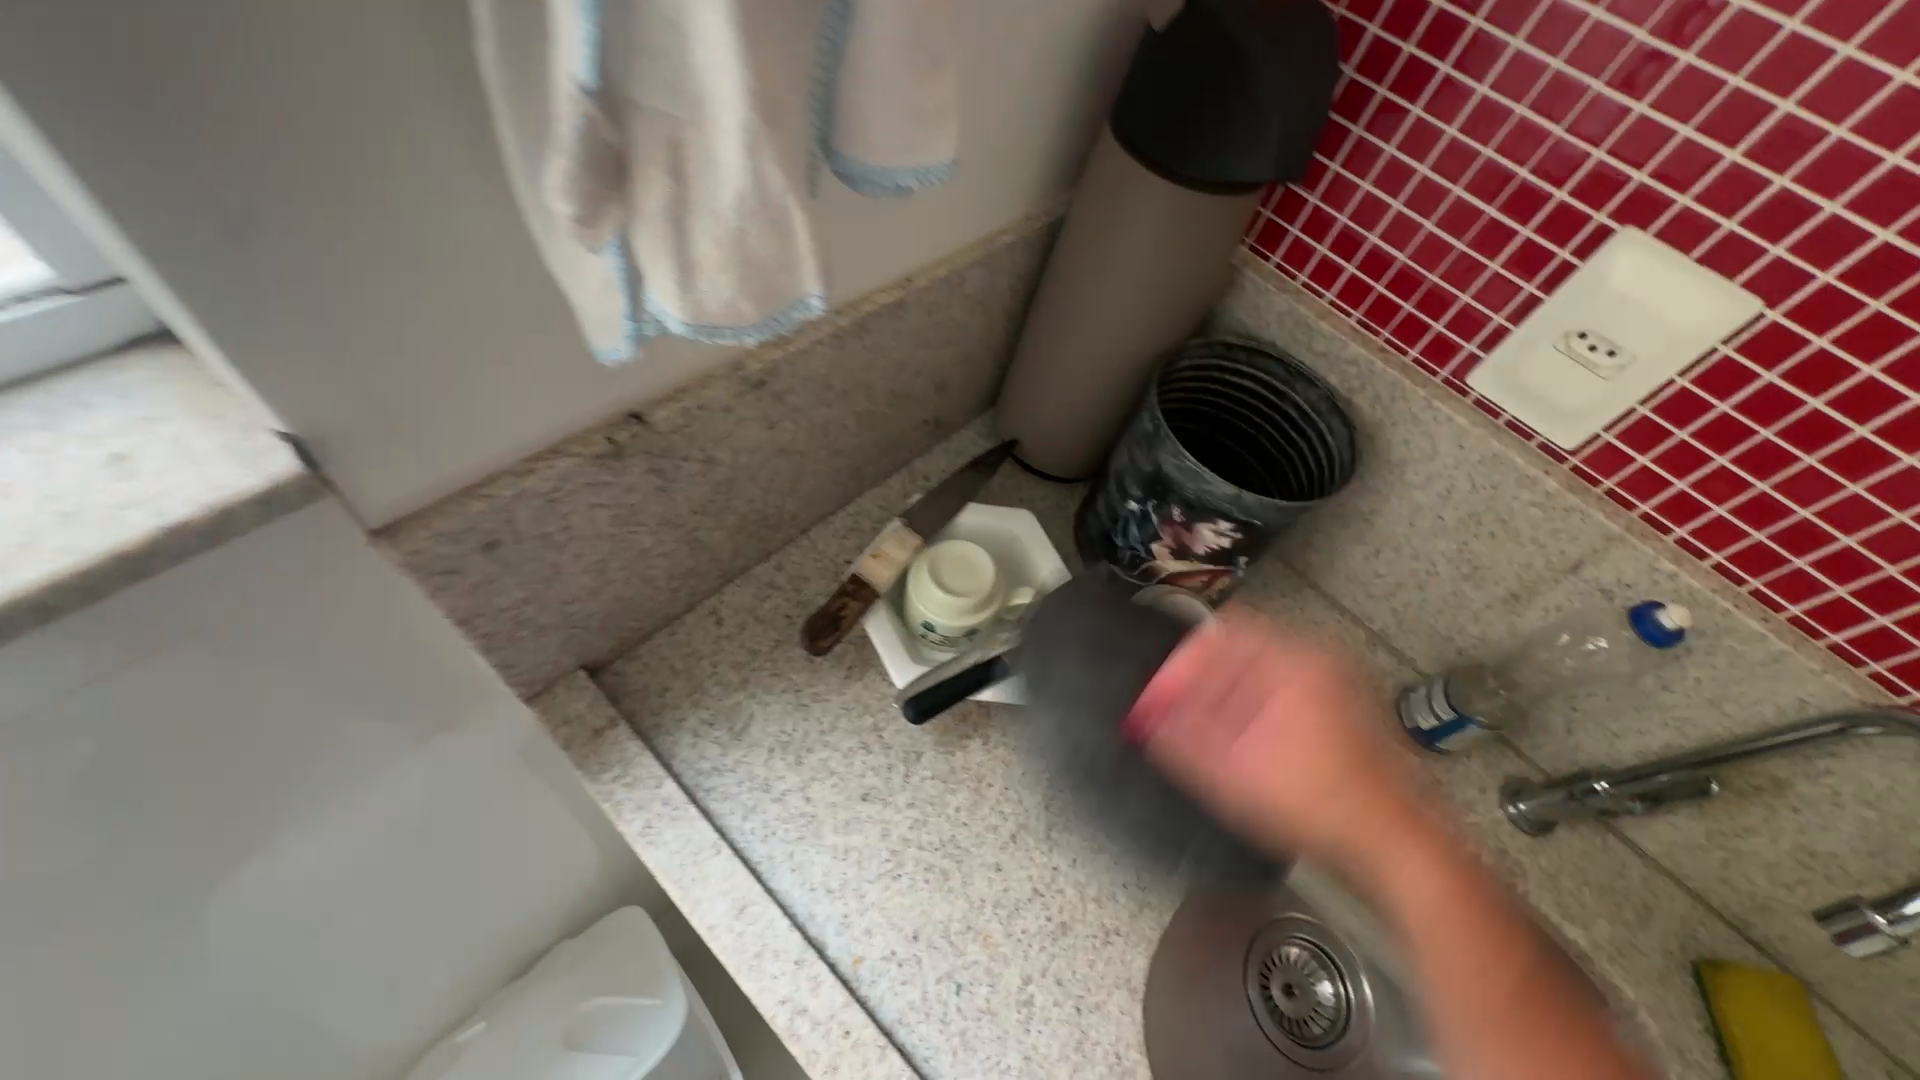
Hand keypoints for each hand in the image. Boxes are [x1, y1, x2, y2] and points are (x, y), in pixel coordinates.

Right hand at [1126, 613, 1432, 870]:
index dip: (1178, 668)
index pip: (1219, 635)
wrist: (1394, 845)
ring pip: (1260, 675)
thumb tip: (1147, 718)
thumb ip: (1180, 736)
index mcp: (1294, 660)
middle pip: (1239, 653)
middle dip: (1198, 685)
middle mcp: (1319, 660)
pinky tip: (1238, 749)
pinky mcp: (1343, 713)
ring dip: (1223, 701)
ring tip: (1199, 738)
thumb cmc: (1316, 803)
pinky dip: (1252, 713)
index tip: (1156, 703)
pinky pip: (1283, 695)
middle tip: (1170, 718)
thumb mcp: (1231, 770)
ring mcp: (1337, 685)